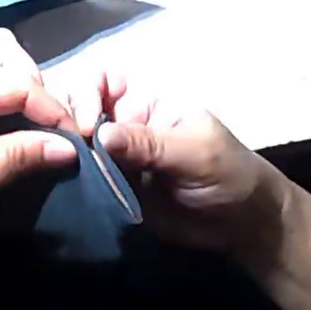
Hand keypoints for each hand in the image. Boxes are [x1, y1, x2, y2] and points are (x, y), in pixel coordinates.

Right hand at [66, 67, 295, 272]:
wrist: (245, 229)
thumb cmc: (231, 176)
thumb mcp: (196, 153)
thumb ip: (149, 143)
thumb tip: (99, 134)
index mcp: (144, 101)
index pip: (101, 80)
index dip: (85, 94)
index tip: (85, 126)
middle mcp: (121, 122)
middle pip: (76, 107)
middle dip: (66, 124)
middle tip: (69, 152)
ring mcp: (111, 154)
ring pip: (72, 142)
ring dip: (66, 153)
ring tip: (68, 170)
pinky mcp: (106, 183)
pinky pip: (78, 174)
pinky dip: (69, 177)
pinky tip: (67, 183)